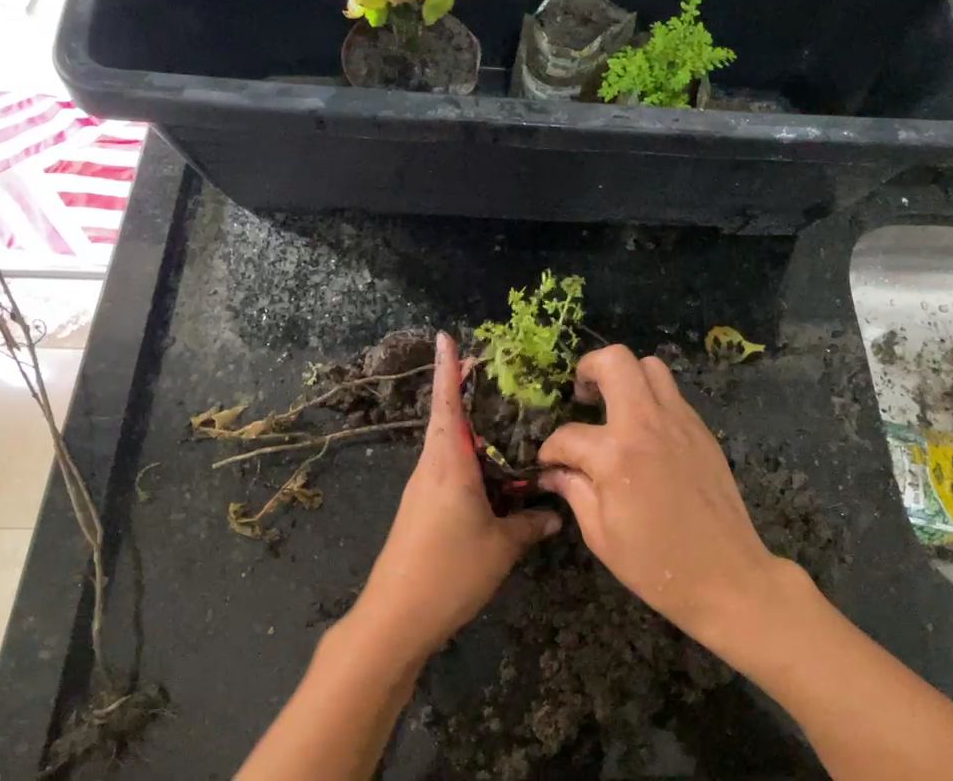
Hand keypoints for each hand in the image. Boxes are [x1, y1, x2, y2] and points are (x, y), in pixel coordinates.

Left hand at [350, 332, 560, 663]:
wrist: (395, 617)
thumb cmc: (449, 572)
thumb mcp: (500, 548)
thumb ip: (529, 525)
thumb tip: (556, 513)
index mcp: (448, 463)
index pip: (446, 403)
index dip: (447, 369)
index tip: (446, 335)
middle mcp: (431, 467)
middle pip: (448, 418)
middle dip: (465, 391)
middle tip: (497, 371)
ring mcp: (423, 488)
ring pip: (448, 445)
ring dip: (470, 427)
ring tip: (505, 417)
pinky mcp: (422, 509)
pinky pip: (448, 469)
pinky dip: (470, 458)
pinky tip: (494, 470)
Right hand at [537, 345, 783, 642]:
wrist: (726, 576)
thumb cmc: (657, 565)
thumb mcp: (601, 535)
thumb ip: (575, 492)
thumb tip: (555, 472)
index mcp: (616, 455)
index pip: (568, 435)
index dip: (551, 449)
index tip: (550, 462)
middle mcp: (647, 425)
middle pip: (615, 361)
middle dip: (588, 370)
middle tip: (582, 397)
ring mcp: (679, 422)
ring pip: (650, 366)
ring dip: (626, 377)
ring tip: (614, 408)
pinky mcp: (701, 430)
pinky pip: (672, 394)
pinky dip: (651, 399)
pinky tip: (644, 432)